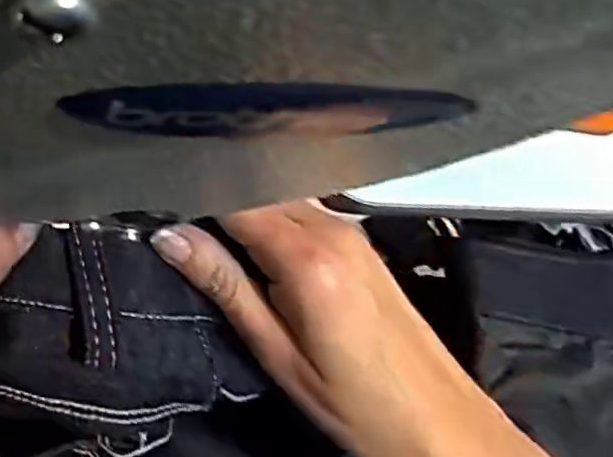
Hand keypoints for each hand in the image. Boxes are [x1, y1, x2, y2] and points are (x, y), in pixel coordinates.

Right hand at [151, 201, 544, 456]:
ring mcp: (348, 228)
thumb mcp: (279, 356)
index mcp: (306, 257)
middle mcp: (330, 228)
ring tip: (206, 219)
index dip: (190, 188)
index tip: (155, 191)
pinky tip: (251, 231)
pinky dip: (266, 206)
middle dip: (211, 188)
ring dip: (239, 197)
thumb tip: (168, 234)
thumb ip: (223, 285)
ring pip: (274, 187)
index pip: (231, 193)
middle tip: (171, 204)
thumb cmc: (365, 410)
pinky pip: (298, 202)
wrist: (456, 438)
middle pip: (253, 182)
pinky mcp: (358, 238)